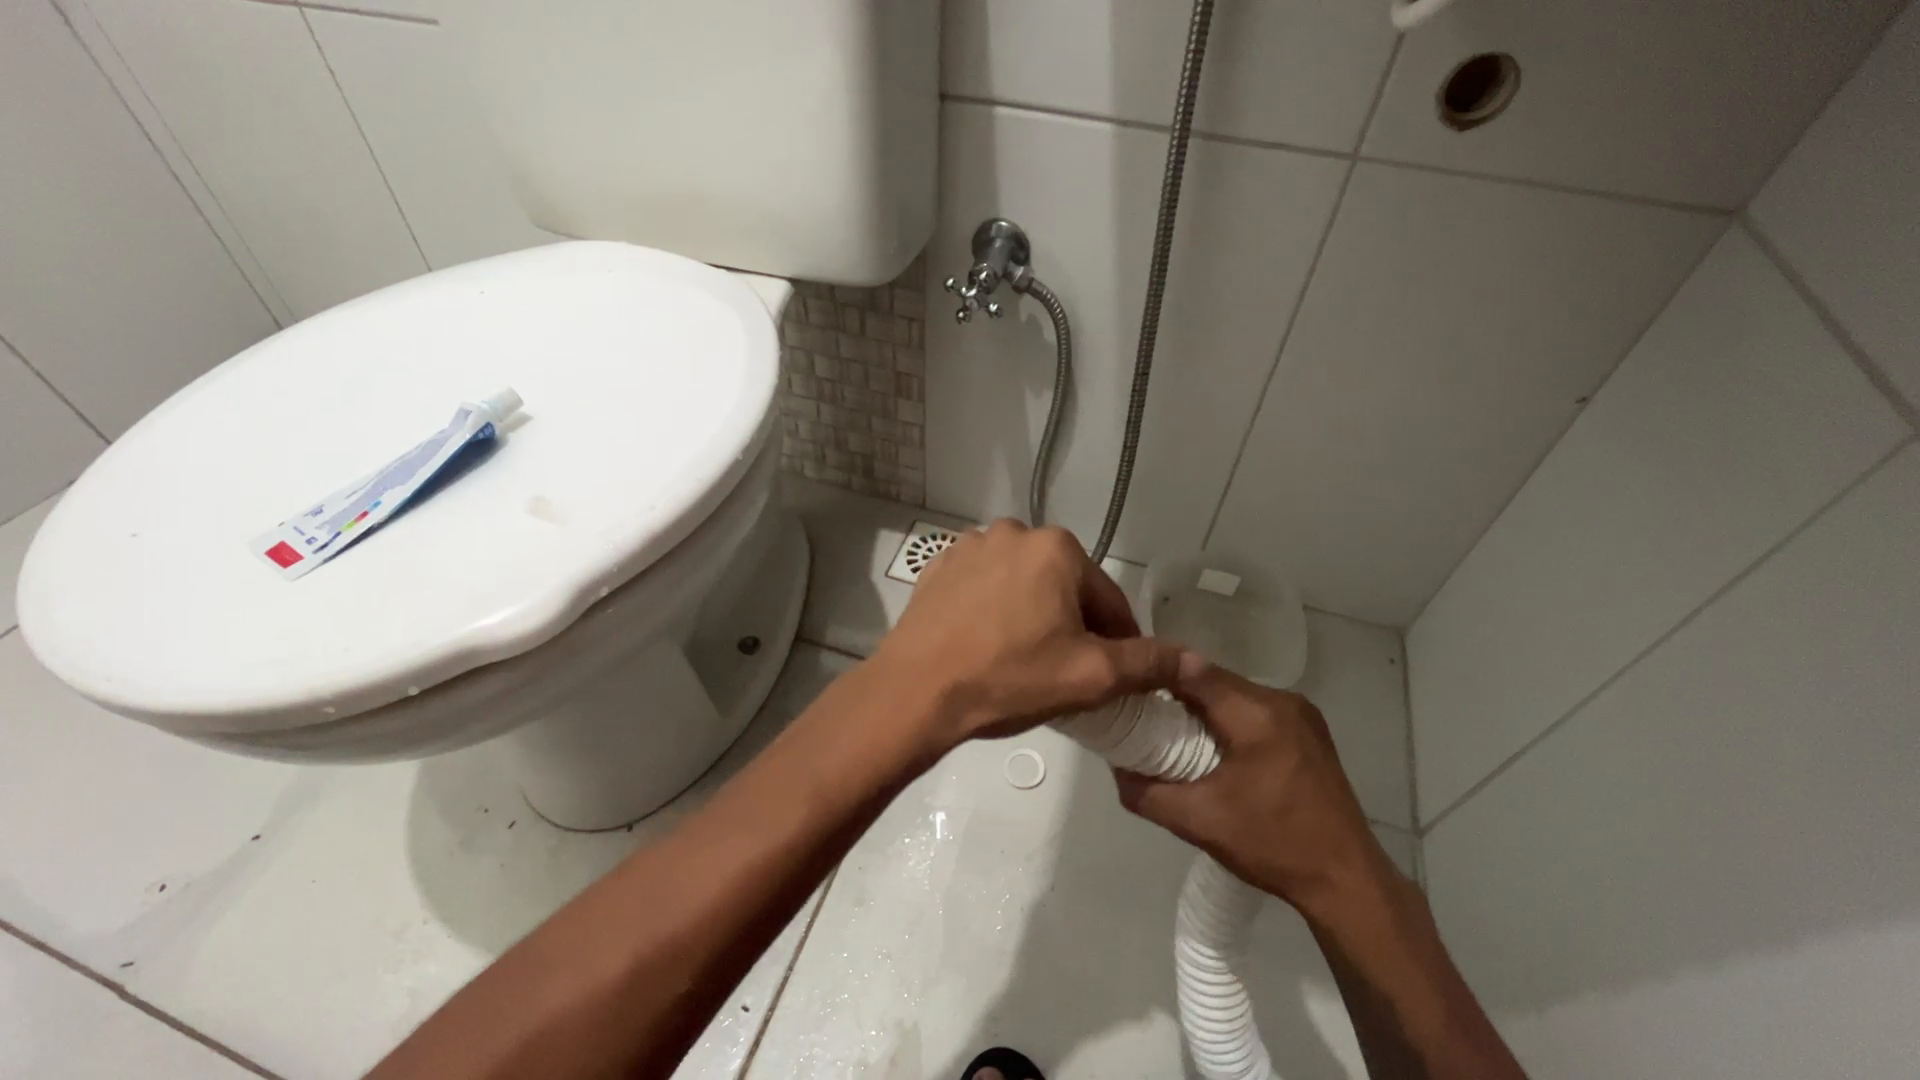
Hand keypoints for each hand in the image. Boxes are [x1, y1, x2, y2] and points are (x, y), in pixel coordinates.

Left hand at [869, 519, 1185, 751]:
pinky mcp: (937, 568)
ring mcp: (969, 546)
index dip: (1118, 643)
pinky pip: (984, 588)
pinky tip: (986, 646)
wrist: (916, 692)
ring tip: (1022, 662)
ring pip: (1023, 586)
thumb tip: (1196, 658)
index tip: (1111, 679)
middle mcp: (1013, 532)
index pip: (1109, 601)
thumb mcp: (1090, 677)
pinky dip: (994, 611)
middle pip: (1065, 588)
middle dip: (1072, 627)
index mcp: (1057, 548)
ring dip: (1032, 616)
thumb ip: (1147, 663)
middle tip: (1063, 674)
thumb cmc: (1009, 679)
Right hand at [1113, 662, 1404, 917]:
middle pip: (1212, 681)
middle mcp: (1282, 701)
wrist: (1346, 880)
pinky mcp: (1310, 733)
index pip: (1191, 672)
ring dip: (1203, 712)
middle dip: (1175, 698)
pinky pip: (1255, 713)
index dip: (1153, 677)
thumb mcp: (1197, 822)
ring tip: (1175, 743)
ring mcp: (1302, 715)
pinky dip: (1228, 723)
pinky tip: (1217, 755)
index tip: (1124, 694)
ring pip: (1234, 696)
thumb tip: (1116, 768)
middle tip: (1144, 725)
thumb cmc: (1272, 846)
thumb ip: (1146, 792)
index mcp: (1256, 714)